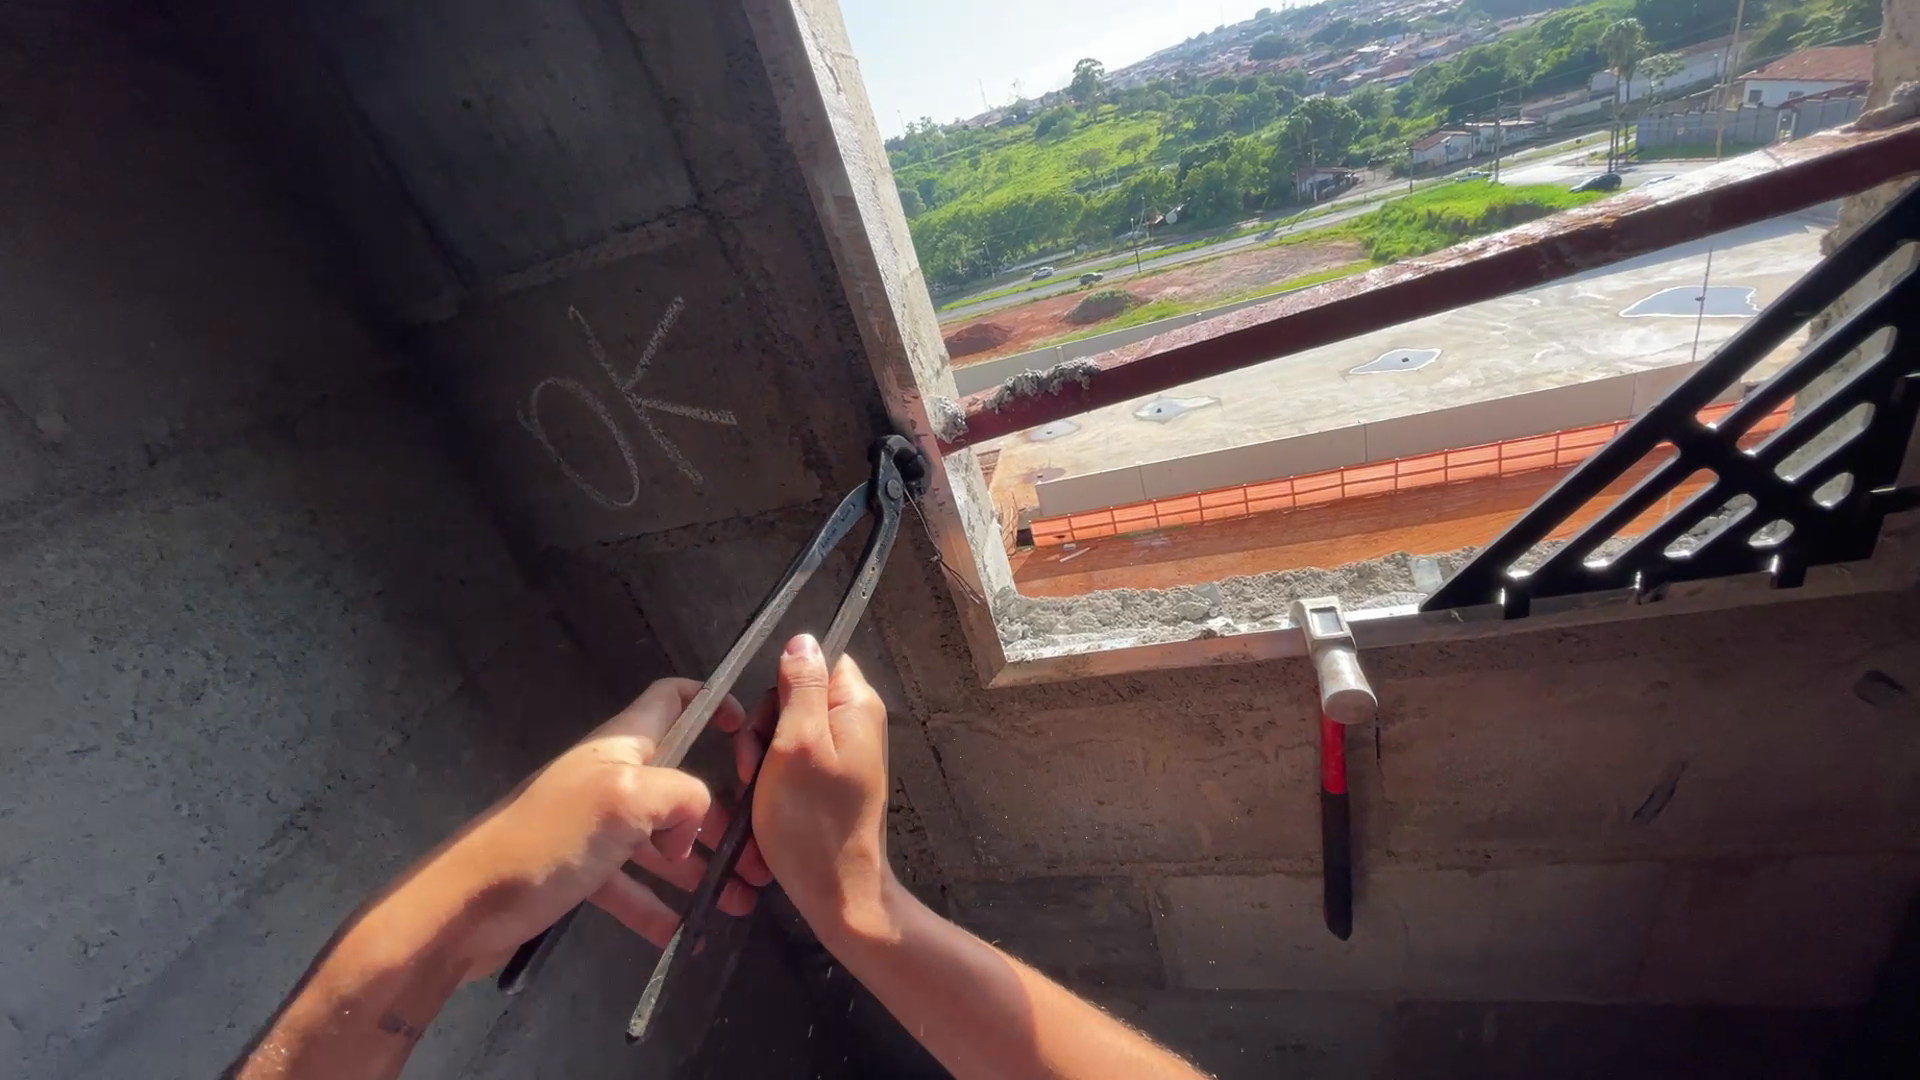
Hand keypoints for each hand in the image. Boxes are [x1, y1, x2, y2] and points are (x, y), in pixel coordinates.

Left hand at [395, 678, 772, 981]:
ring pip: (661, 839)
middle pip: (681, 782)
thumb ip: (682, 796)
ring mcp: (596, 826)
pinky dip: (657, 905)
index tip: (744, 731)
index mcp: (624, 745)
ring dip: (698, 868)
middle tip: (753, 855)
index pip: (673, 697)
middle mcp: (613, 777)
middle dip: (720, 816)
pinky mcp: (579, 871)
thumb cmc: (549, 840)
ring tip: (737, 901)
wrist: (458, 912)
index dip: (712, 702)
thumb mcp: (627, 800)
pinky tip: (683, 932)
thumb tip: (692, 824)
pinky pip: (631, 884)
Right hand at [717, 634, 896, 947]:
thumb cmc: (813, 820)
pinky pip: (795, 759)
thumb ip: (800, 687)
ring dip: (764, 757)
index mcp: (856, 704)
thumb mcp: (798, 743)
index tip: (768, 723)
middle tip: (756, 767)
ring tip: (758, 790)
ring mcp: (845, 752)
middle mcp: (856, 721)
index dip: (783, 684)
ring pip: (789, 730)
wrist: (837, 892)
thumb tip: (803, 639)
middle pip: (797, 696)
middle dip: (766, 728)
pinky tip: (766, 802)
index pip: (817, 661)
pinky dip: (774, 777)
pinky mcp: (832, 778)